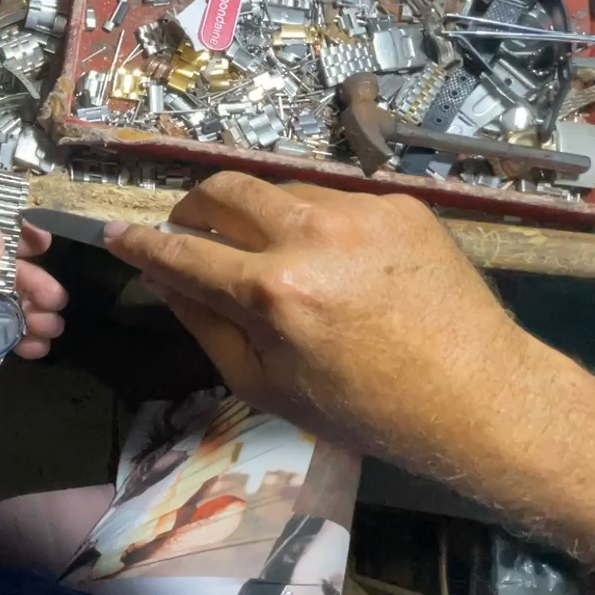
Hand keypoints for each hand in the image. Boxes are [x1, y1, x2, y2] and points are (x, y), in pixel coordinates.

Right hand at [103, 172, 537, 470]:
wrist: (480, 397)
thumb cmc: (360, 407)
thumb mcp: (262, 382)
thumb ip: (203, 322)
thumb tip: (163, 278)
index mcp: (272, 292)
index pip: (182, 253)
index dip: (140, 242)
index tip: (114, 232)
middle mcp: (310, 237)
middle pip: (221, 190)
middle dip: (190, 208)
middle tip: (191, 233)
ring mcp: (358, 213)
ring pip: (271, 187)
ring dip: (249, 213)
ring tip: (264, 250)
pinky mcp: (396, 204)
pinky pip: (325, 197)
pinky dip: (304, 221)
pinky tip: (326, 257)